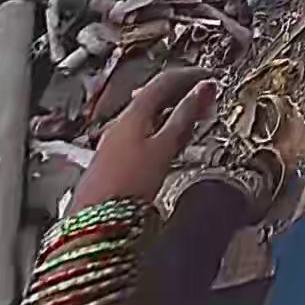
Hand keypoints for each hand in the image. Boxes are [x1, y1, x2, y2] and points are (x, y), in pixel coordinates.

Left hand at [70, 68, 217, 210]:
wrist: (93, 229)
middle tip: (207, 95)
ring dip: (174, 111)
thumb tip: (205, 87)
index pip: (165, 80)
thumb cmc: (130, 184)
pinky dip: (163, 128)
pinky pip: (144, 132)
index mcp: (133, 113)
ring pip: (150, 115)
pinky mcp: (113, 160)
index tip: (211, 75)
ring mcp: (115, 142)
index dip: (191, 75)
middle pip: (155, 96)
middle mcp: (121, 123)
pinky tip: (173, 140)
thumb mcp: (166, 145)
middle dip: (183, 92)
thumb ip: (187, 114)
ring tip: (196, 116)